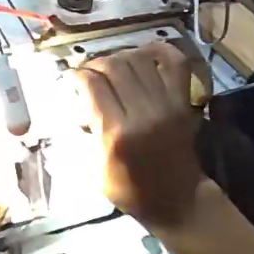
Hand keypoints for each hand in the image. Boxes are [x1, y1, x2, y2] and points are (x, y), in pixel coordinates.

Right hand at [76, 43, 204, 230]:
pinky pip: (175, 64)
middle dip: (96, 63)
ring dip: (121, 56)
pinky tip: (144, 54)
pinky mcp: (184, 103)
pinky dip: (160, 52)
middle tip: (89, 71)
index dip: (77, 75)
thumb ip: (79, 139)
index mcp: (116, 134)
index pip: (93, 85)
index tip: (71, 78)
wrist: (178, 202)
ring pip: (140, 60)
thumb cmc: (131, 191)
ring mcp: (167, 105)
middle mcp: (143, 113)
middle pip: (115, 67)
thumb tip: (70, 108)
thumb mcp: (94, 172)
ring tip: (112, 65)